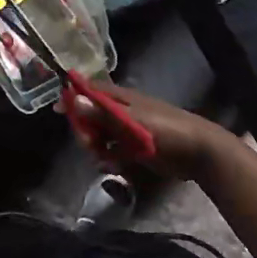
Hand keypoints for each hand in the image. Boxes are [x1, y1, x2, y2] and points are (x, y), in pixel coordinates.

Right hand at [57, 79, 233, 178]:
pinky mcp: (138, 148)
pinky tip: (112, 166)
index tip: (57, 109)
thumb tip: (73, 98)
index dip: (75, 96)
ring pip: (103, 136)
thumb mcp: (133, 122)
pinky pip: (115, 151)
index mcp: (125, 98)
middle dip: (87, 130)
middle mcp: (125, 111)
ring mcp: (132, 130)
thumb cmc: (167, 131)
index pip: (93, 91)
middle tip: (91, 144)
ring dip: (98, 147)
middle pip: (93, 116)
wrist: (199, 152)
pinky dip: (110, 158)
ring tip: (102, 158)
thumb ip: (103, 113)